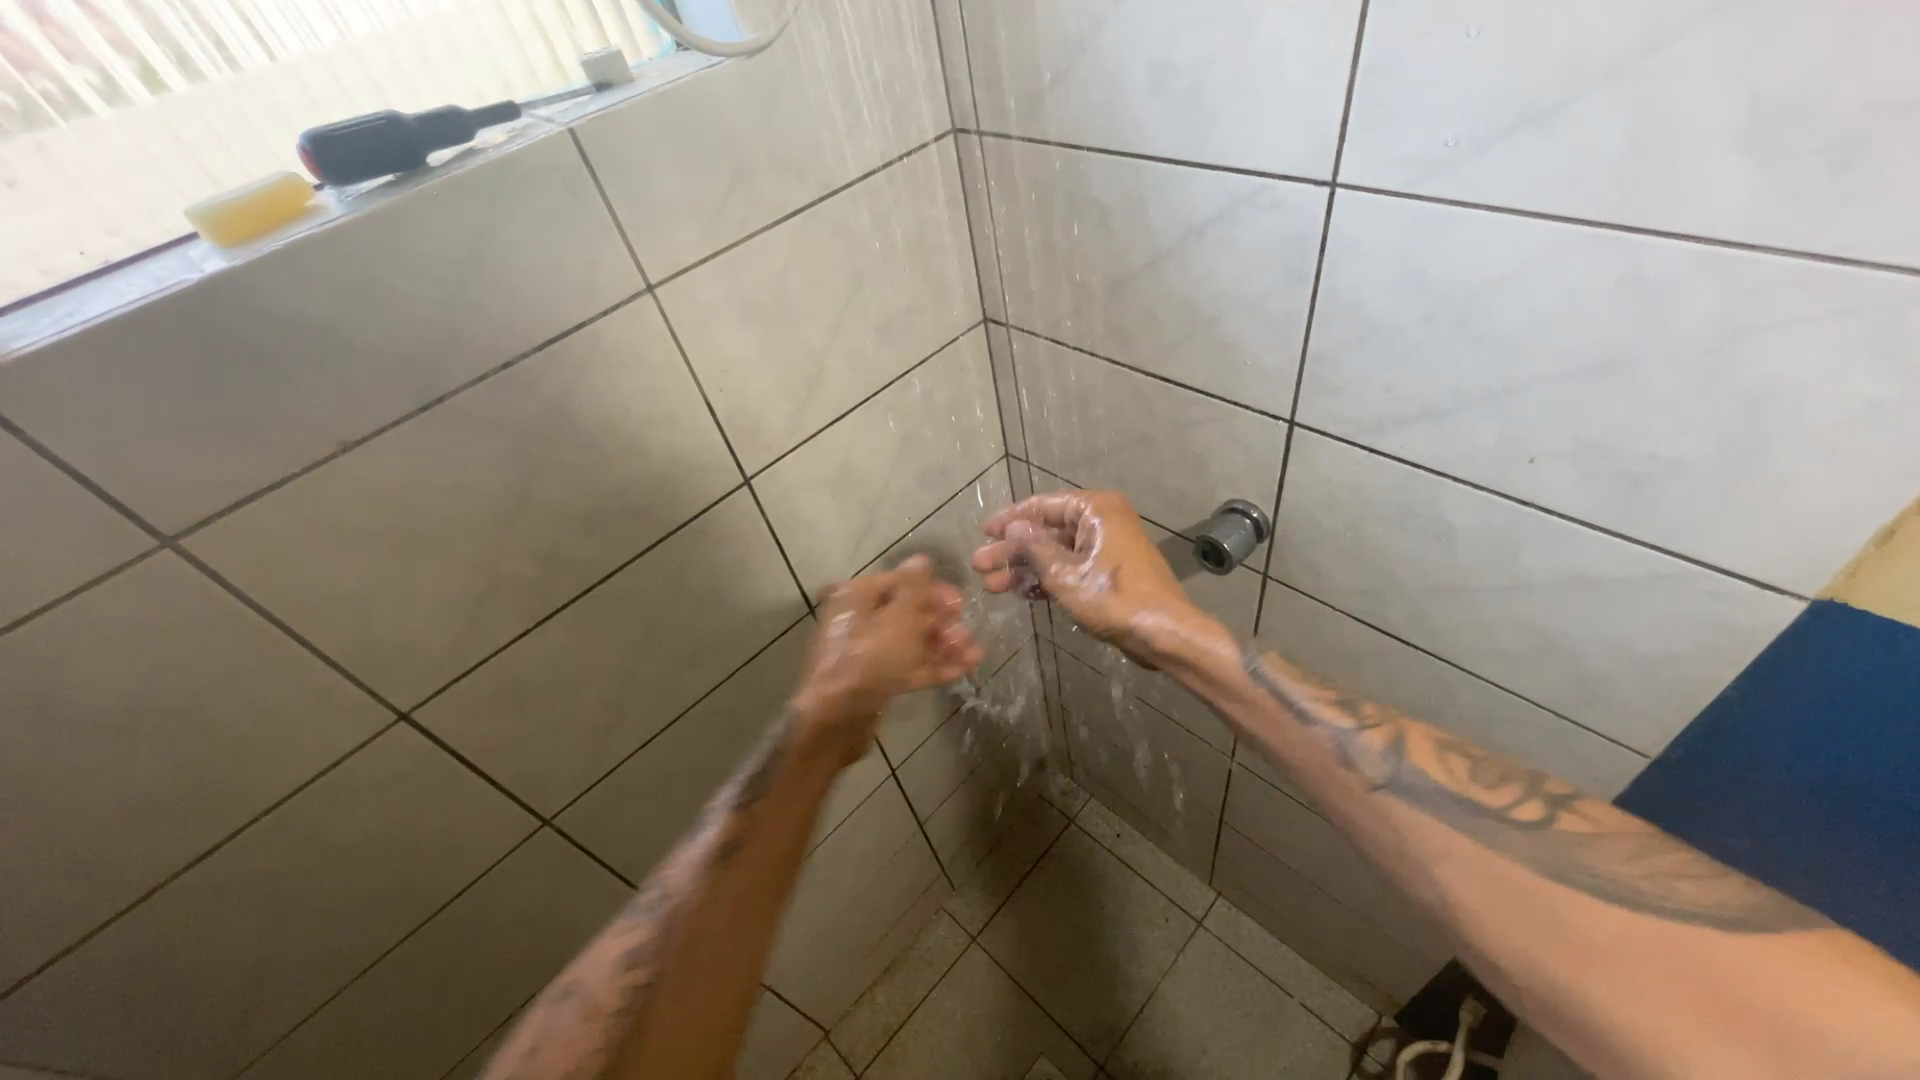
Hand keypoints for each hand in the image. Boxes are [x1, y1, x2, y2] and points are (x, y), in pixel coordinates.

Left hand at [792, 555, 984, 764]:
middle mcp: (859, 619)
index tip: (960, 603)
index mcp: (858, 596)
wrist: (839, 718)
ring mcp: (866, 652)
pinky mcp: (874, 680)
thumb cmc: (870, 657)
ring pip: (911, 642)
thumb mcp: (899, 617)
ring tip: (975, 654)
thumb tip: (921, 559)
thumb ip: (914, 587)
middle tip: (967, 633)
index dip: (932, 590)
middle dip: (942, 623)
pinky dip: (932, 666)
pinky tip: (961, 671)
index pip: (900, 582)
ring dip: (943, 646)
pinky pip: (907, 666)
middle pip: (908, 613)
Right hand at [971, 490, 1204, 665]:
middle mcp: (1102, 521)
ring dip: (1026, 569)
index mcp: (1095, 509)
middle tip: (980, 566)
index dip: (1009, 519)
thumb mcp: (1065, 573)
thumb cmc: (1113, 597)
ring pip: (1056, 553)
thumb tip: (1012, 527)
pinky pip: (1071, 568)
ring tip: (993, 586)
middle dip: (1012, 551)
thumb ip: (1034, 548)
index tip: (983, 532)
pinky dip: (1048, 580)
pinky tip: (1022, 594)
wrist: (1162, 633)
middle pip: (1047, 531)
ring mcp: (1106, 548)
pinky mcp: (1109, 573)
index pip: (1042, 506)